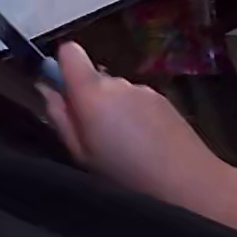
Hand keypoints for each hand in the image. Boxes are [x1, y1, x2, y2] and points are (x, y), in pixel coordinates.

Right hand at [38, 41, 231, 204]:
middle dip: (88, 99)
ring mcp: (143, 89)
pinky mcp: (164, 100)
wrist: (191, 185)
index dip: (61, 66)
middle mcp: (117, 82)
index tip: (61, 92)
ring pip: (115, 91)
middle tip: (94, 135)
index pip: (69, 52)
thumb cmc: (125, 174)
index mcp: (91, 92)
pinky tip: (144, 144)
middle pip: (92, 77)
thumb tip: (46, 89)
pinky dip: (134, 116)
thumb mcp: (79, 153)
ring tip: (122, 144)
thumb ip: (59, 116)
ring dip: (112, 109)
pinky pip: (136, 100)